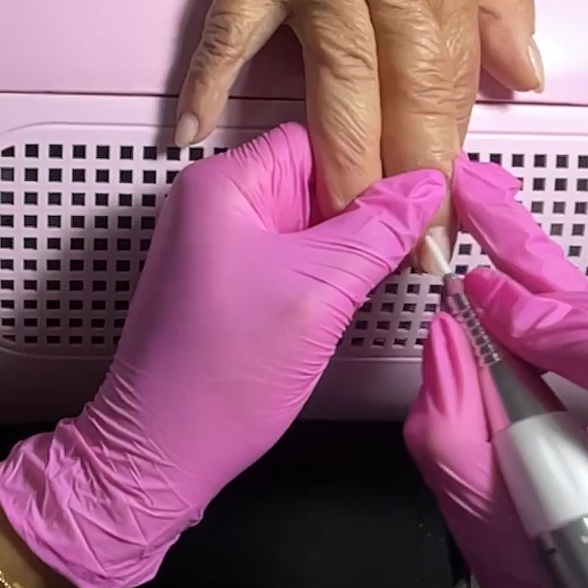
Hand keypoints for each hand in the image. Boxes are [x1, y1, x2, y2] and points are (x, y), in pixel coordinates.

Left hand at [0, 122, 442, 587]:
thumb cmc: (212, 378)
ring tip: (392, 260)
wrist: (165, 448)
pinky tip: (353, 285)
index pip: (315, 140)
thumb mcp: (318, 292)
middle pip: (312, 176)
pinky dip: (326, 264)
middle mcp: (213, 204)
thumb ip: (378, 229)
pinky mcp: (229, 276)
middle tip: (418, 228)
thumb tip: (422, 186)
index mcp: (221, 186)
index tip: (421, 185)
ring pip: (306, 217)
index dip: (372, 160)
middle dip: (365, 205)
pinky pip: (290, 250)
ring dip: (349, 238)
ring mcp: (219, 241)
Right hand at [175, 0, 541, 268]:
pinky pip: (225, 36)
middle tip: (406, 261)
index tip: (450, 223)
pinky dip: (205, 82)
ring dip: (333, 166)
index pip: (450, 90)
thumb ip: (507, 8)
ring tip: (336, 234)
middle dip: (402, 190)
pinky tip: (187, 134)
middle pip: (394, 105)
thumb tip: (524, 80)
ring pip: (326, 89)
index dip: (450, 162)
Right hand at [404, 160, 587, 587]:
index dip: (557, 315)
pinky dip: (571, 322)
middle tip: (484, 205)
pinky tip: (530, 286)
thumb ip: (452, 431)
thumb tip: (449, 334)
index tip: (482, 301)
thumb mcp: (488, 537)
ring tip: (498, 231)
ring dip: (554, 295)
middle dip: (546, 273)